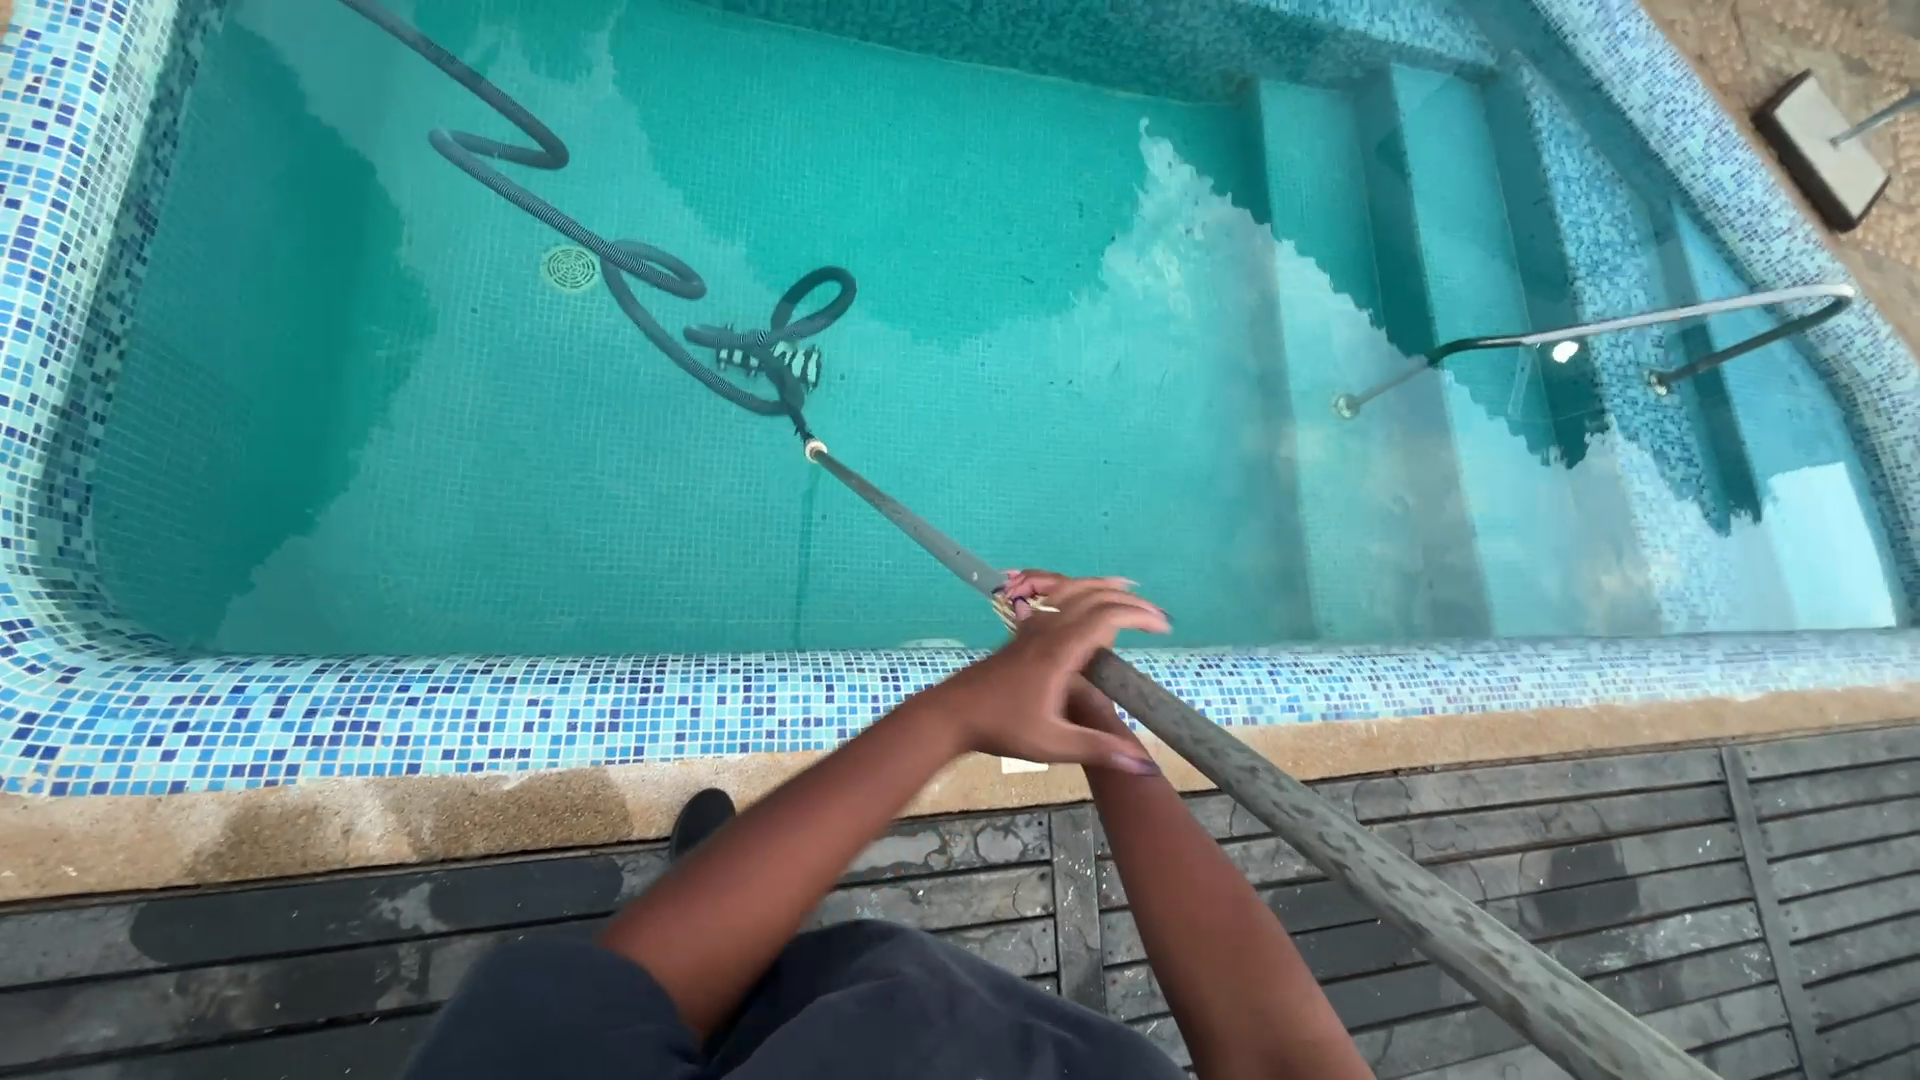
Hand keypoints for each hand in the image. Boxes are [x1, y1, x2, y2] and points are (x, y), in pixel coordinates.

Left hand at [909, 571, 1168, 774]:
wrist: (953, 713)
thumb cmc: (1002, 728)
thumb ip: (1099, 749)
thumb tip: (1145, 763)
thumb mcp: (1052, 745)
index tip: (1164, 626)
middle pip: (1091, 596)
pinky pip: (1052, 597)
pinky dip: (1074, 589)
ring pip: (1069, 590)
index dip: (1138, 615)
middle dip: (1127, 599)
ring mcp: (1032, 628)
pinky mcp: (1022, 633)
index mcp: (1059, 652)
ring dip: (1100, 585)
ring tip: (1126, 586)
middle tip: (1156, 612)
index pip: (1106, 617)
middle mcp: (1047, 631)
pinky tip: (1080, 596)